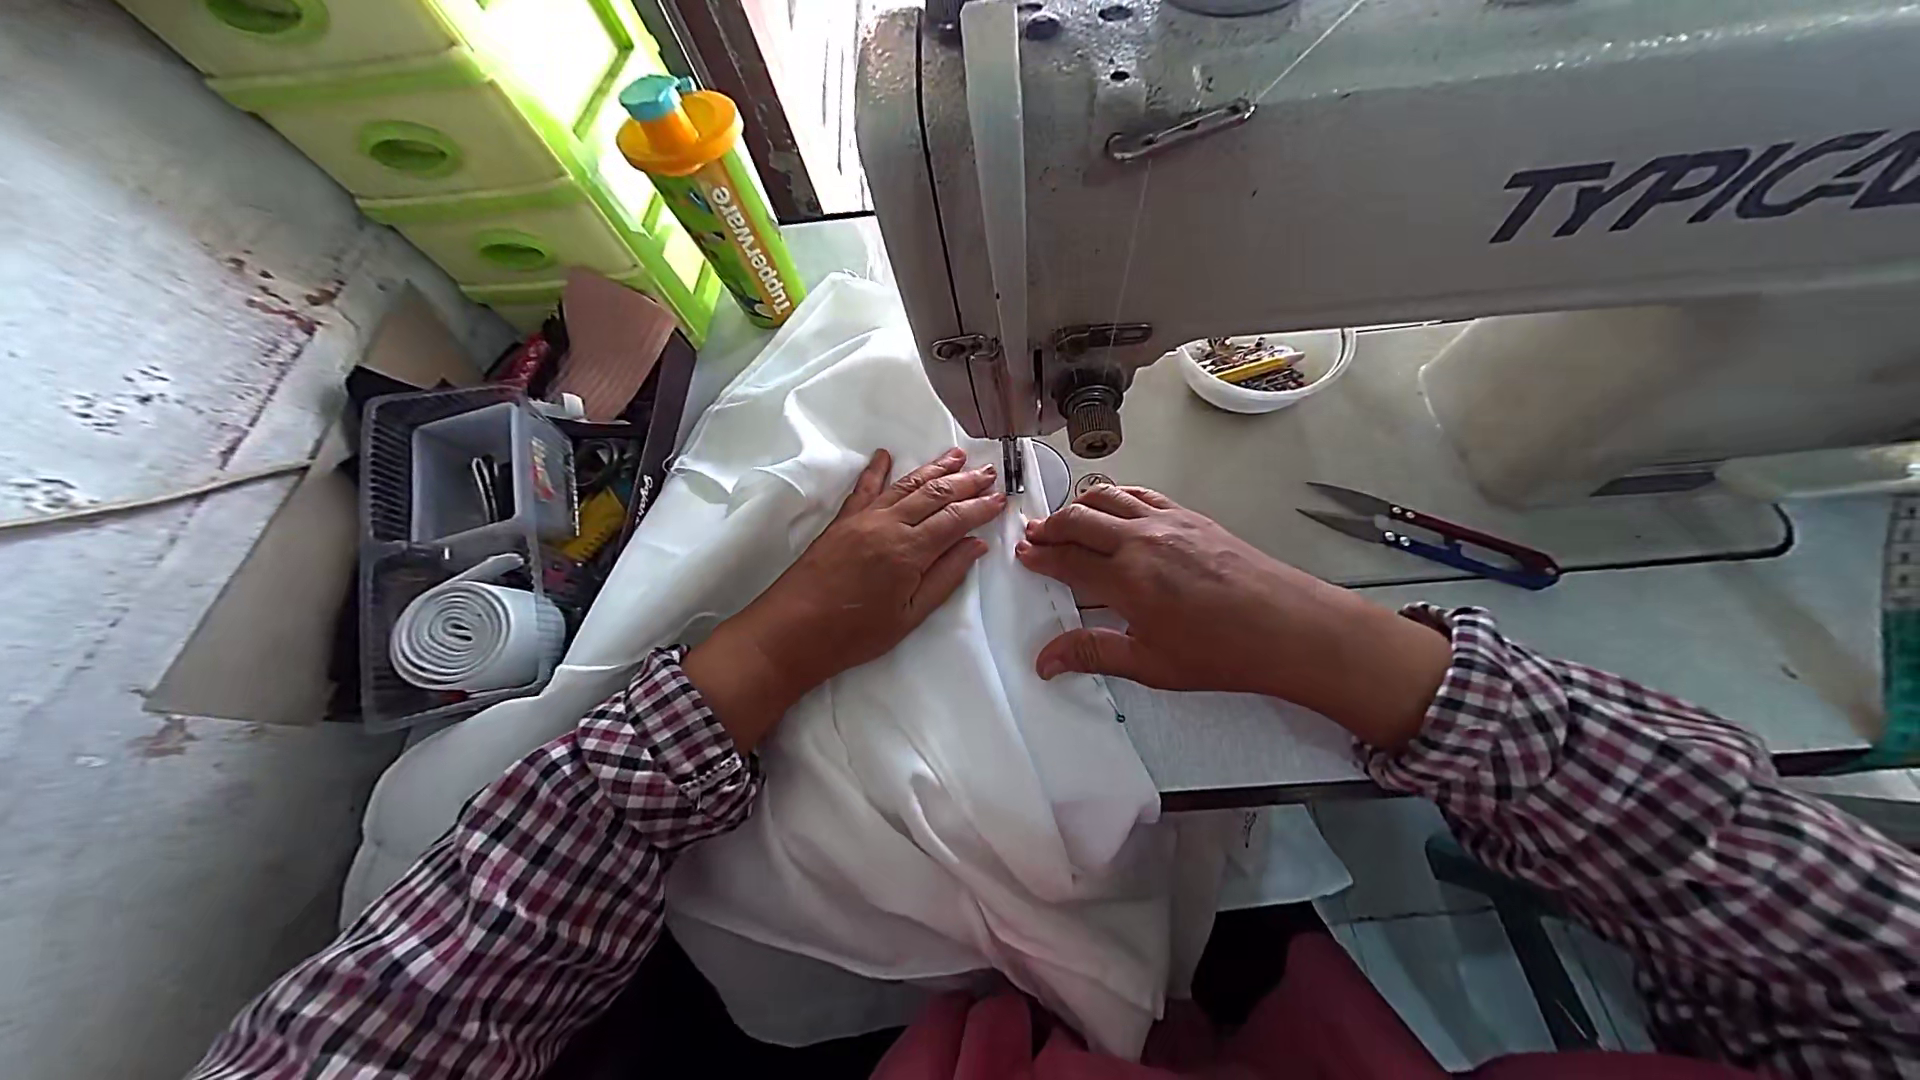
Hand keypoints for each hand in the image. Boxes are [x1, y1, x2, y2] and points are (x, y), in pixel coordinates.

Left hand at [684, 447, 1008, 750]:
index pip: (955, 520)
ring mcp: (863, 519)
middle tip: (988, 472)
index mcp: (909, 551)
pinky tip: (886, 455)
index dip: (981, 508)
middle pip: (934, 494)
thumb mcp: (910, 616)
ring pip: (905, 484)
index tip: (1001, 499)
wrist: (792, 631)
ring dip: (933, 468)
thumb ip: (945, 577)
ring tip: (956, 456)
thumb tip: (976, 545)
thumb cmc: (855, 634)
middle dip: (965, 482)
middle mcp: (888, 525)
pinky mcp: (842, 521)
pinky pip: (863, 488)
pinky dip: (876, 469)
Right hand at [1014, 485, 1449, 749]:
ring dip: (1079, 505)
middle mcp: (1141, 541)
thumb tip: (1045, 661)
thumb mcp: (1150, 663)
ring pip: (1107, 497)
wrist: (1288, 627)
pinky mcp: (1191, 516)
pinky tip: (1115, 507)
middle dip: (1049, 525)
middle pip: (1078, 519)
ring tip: (1067, 519)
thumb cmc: (1221, 651)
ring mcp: (1168, 522)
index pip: (1066, 558)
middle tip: (1034, 534)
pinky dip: (1117, 495)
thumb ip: (1092, 653)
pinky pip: (1142, 494)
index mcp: (1126, 580)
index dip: (1039, 555)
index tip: (1024, 554)